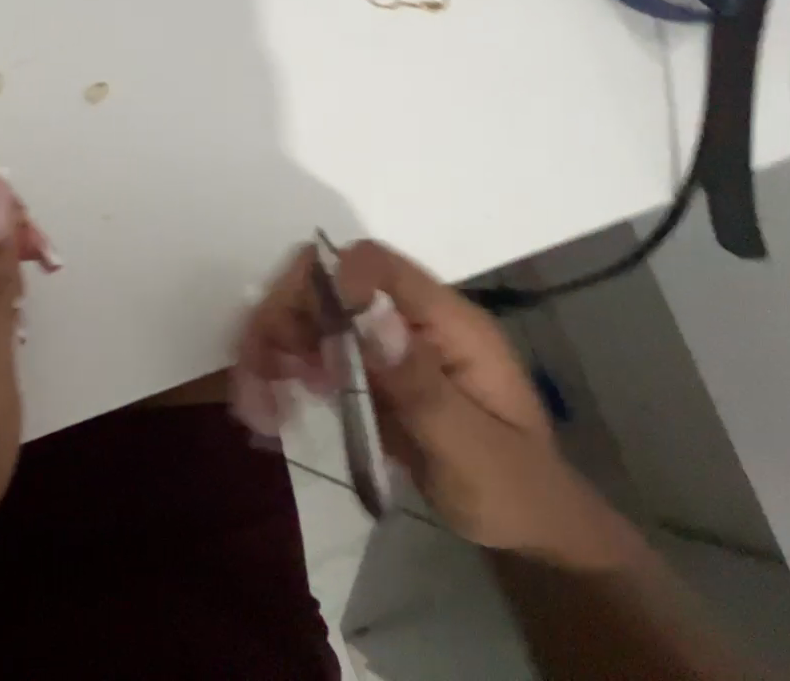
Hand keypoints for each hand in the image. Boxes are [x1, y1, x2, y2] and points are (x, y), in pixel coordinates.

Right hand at [232, 240, 637, 568]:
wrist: (530, 524)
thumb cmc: (513, 491)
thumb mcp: (472, 449)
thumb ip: (421, 382)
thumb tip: (368, 314)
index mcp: (448, 323)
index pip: (374, 265)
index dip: (324, 285)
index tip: (298, 342)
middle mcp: (409, 318)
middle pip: (324, 283)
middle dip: (281, 320)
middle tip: (259, 379)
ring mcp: (384, 341)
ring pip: (306, 313)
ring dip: (270, 347)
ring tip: (258, 404)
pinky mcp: (365, 367)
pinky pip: (308, 348)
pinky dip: (277, 368)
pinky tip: (270, 406)